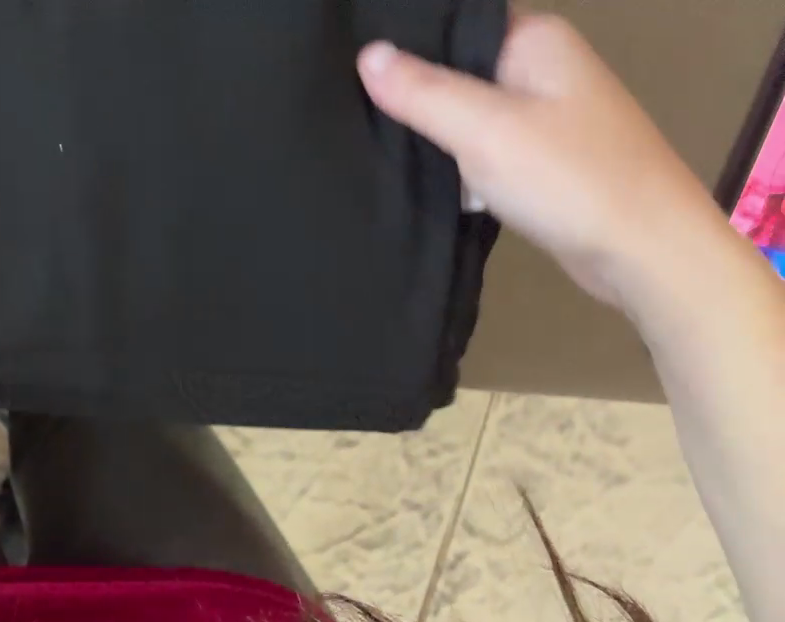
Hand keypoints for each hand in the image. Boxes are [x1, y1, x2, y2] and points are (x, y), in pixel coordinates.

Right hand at [357, 14, 732, 311]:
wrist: (632, 243)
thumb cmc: (567, 176)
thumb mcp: (484, 130)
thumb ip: (424, 93)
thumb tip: (367, 54)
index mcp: (534, 41)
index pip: (454, 26)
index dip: (403, 44)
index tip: (345, 68)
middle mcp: (536, 67)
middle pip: (452, 69)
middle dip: (403, 91)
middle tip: (341, 112)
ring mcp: (534, 112)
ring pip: (455, 111)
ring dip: (417, 129)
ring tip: (359, 141)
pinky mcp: (526, 153)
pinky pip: (466, 144)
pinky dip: (439, 157)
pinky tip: (406, 171)